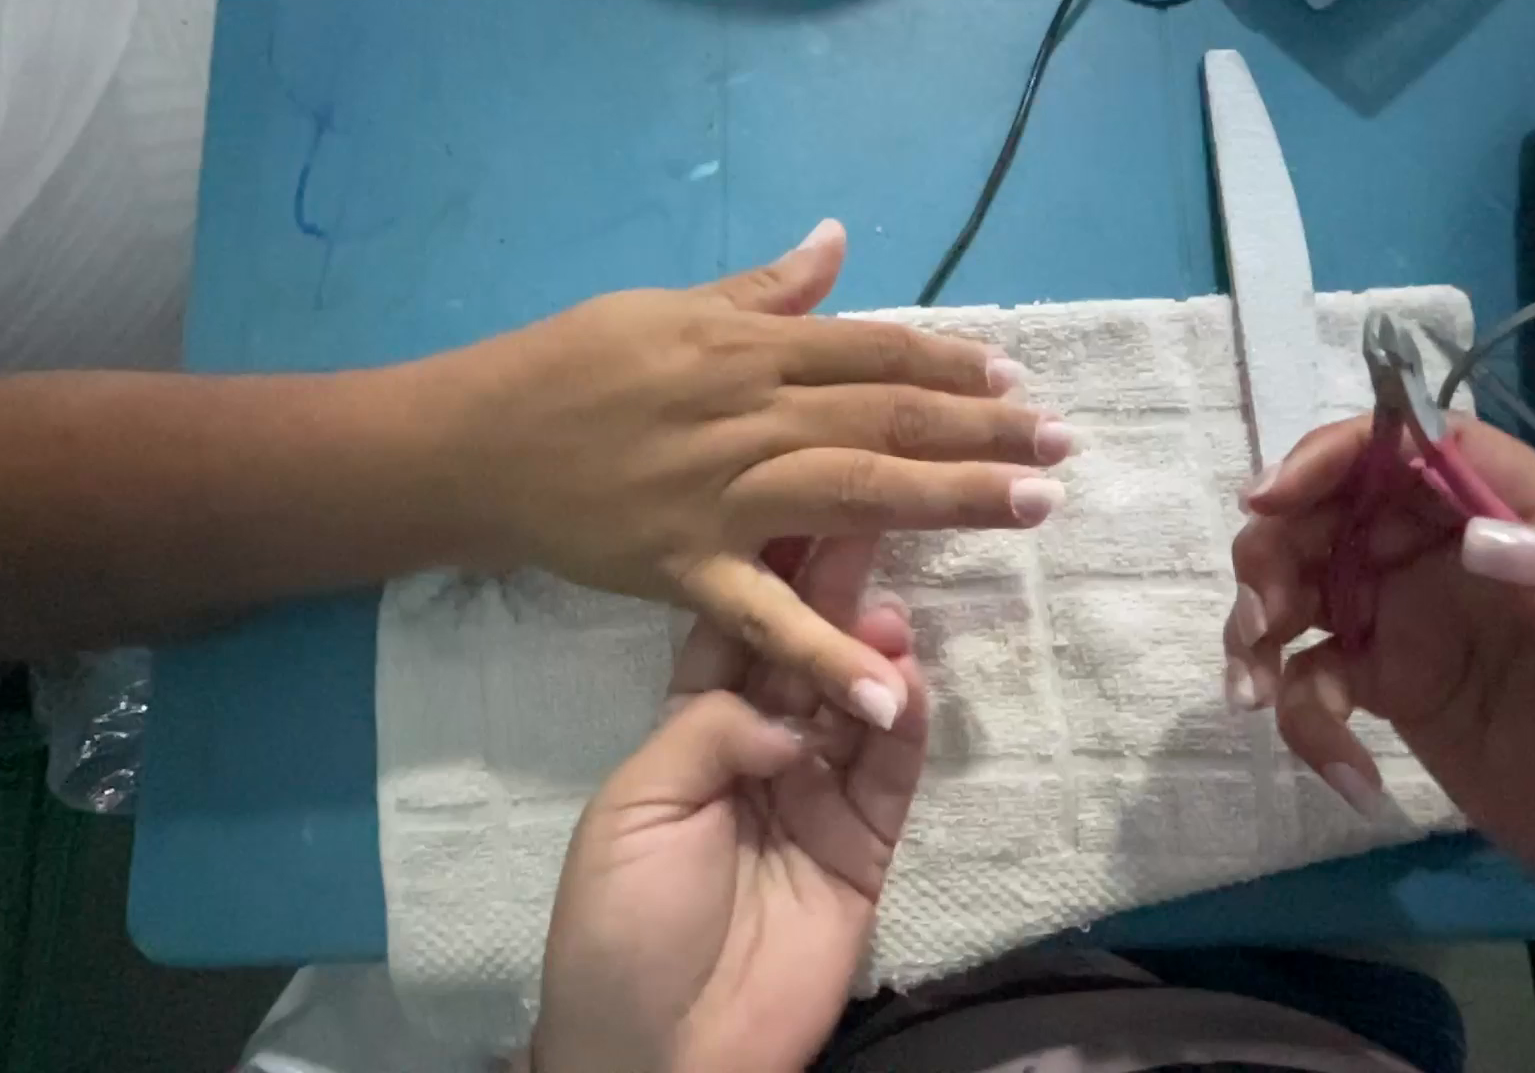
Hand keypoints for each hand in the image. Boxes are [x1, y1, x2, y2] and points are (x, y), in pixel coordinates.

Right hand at [401, 220, 1064, 730]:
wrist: (479, 442)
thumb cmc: (571, 367)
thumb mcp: (666, 306)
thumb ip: (763, 288)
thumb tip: (837, 241)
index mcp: (745, 347)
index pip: (872, 351)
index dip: (951, 364)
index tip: (1016, 382)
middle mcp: (749, 415)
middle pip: (885, 417)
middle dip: (982, 430)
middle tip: (1062, 443)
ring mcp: (722, 497)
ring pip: (854, 493)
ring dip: (950, 499)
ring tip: (1032, 505)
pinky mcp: (687, 570)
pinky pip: (766, 618)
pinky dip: (825, 655)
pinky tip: (889, 693)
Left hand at [533, 537, 927, 1072]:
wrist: (666, 1056)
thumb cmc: (626, 922)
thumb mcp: (636, 807)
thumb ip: (711, 733)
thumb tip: (790, 714)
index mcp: (695, 732)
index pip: (737, 637)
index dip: (764, 580)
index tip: (795, 516)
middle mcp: (762, 746)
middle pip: (803, 657)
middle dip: (829, 597)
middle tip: (862, 527)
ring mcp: (819, 790)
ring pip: (854, 703)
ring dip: (872, 656)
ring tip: (886, 614)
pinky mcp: (865, 839)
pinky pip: (891, 770)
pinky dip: (905, 722)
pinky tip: (908, 678)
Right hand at [1229, 416, 1534, 949]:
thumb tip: (1476, 543)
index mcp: (1518, 528)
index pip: (1410, 452)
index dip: (1330, 456)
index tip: (1267, 499)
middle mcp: (1445, 563)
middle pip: (1321, 521)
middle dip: (1269, 560)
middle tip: (1262, 625)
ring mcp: (1407, 627)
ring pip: (1293, 595)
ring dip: (1254, 635)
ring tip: (1255, 694)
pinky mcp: (1385, 690)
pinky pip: (1311, 683)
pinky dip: (1302, 719)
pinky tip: (1343, 769)